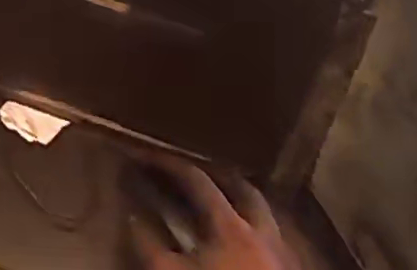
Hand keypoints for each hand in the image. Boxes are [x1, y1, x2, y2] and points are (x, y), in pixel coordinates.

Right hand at [130, 162, 299, 269]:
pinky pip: (274, 246)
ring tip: (216, 207)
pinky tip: (237, 248)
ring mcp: (283, 261)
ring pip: (266, 218)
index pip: (196, 180)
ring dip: (241, 205)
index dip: (168, 165)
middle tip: (192, 174)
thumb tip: (134, 215)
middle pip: (245, 190)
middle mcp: (263, 234)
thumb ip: (150, 244)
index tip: (145, 157)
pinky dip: (254, 235)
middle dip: (217, 177)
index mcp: (231, 226)